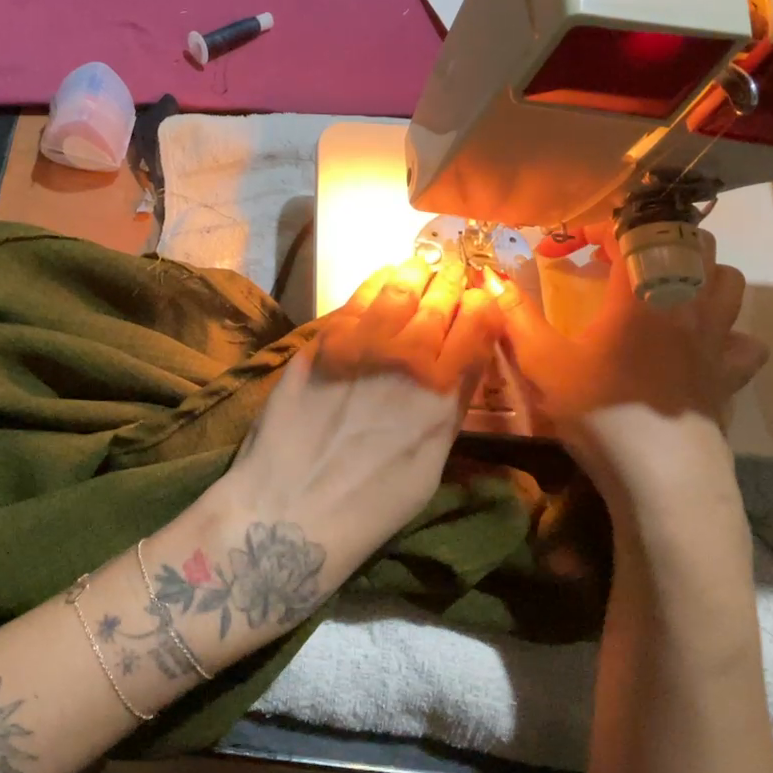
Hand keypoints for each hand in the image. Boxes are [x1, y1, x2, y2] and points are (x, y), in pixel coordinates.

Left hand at [209, 258, 504, 591]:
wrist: (290, 508)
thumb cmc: (368, 506)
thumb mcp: (430, 466)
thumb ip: (446, 411)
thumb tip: (456, 373)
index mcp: (442, 394)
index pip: (477, 327)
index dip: (483, 306)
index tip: (481, 298)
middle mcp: (405, 358)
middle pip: (438, 302)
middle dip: (449, 282)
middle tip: (452, 270)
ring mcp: (357, 345)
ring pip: (395, 291)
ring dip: (412, 274)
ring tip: (418, 265)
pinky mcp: (318, 343)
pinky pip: (352, 302)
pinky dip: (372, 286)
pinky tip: (379, 280)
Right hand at [497, 226, 766, 498]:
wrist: (660, 473)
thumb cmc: (600, 409)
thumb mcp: (542, 362)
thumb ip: (516, 316)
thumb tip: (490, 279)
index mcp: (643, 290)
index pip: (630, 230)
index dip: (591, 229)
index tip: (558, 250)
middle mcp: (689, 302)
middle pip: (690, 242)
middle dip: (653, 241)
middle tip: (616, 263)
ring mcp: (718, 337)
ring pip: (727, 280)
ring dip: (697, 275)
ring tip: (662, 294)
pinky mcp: (731, 373)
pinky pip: (744, 339)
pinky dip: (726, 334)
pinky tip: (699, 348)